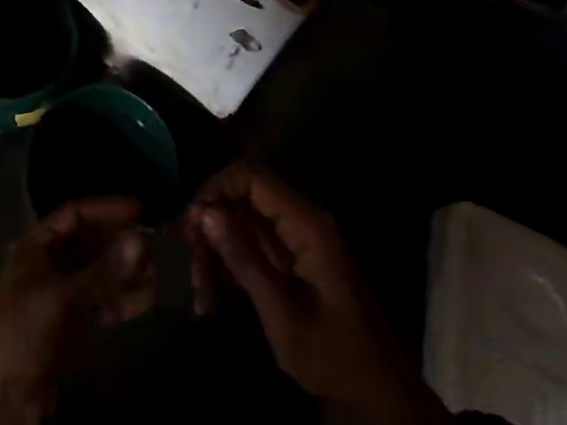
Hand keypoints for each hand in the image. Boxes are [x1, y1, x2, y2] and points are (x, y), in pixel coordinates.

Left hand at [0, 198, 155, 424]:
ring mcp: (62, 295)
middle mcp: (49, 266)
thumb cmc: (24, 335)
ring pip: (101, 274)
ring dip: (128, 272)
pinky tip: (149, 297)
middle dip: (122, 245)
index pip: (74, 216)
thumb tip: (140, 241)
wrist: (3, 400)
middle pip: (91, 244)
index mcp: (36, 248)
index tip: (138, 209)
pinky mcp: (72, 323)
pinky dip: (124, 298)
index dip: (106, 211)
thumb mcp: (64, 299)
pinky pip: (102, 301)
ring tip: (160, 270)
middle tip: (155, 245)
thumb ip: (105, 271)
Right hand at [186, 163, 445, 423]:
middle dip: (210, 222)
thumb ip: (244, 259)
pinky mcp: (292, 256)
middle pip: (243, 196)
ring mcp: (297, 238)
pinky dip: (228, 262)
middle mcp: (303, 220)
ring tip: (199, 290)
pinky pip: (251, 243)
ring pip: (242, 220)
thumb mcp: (282, 314)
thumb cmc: (333, 355)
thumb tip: (205, 212)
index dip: (215, 188)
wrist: (377, 390)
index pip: (252, 176)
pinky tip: (212, 295)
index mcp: (307, 225)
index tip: (190, 225)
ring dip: (215, 247)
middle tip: (189, 262)